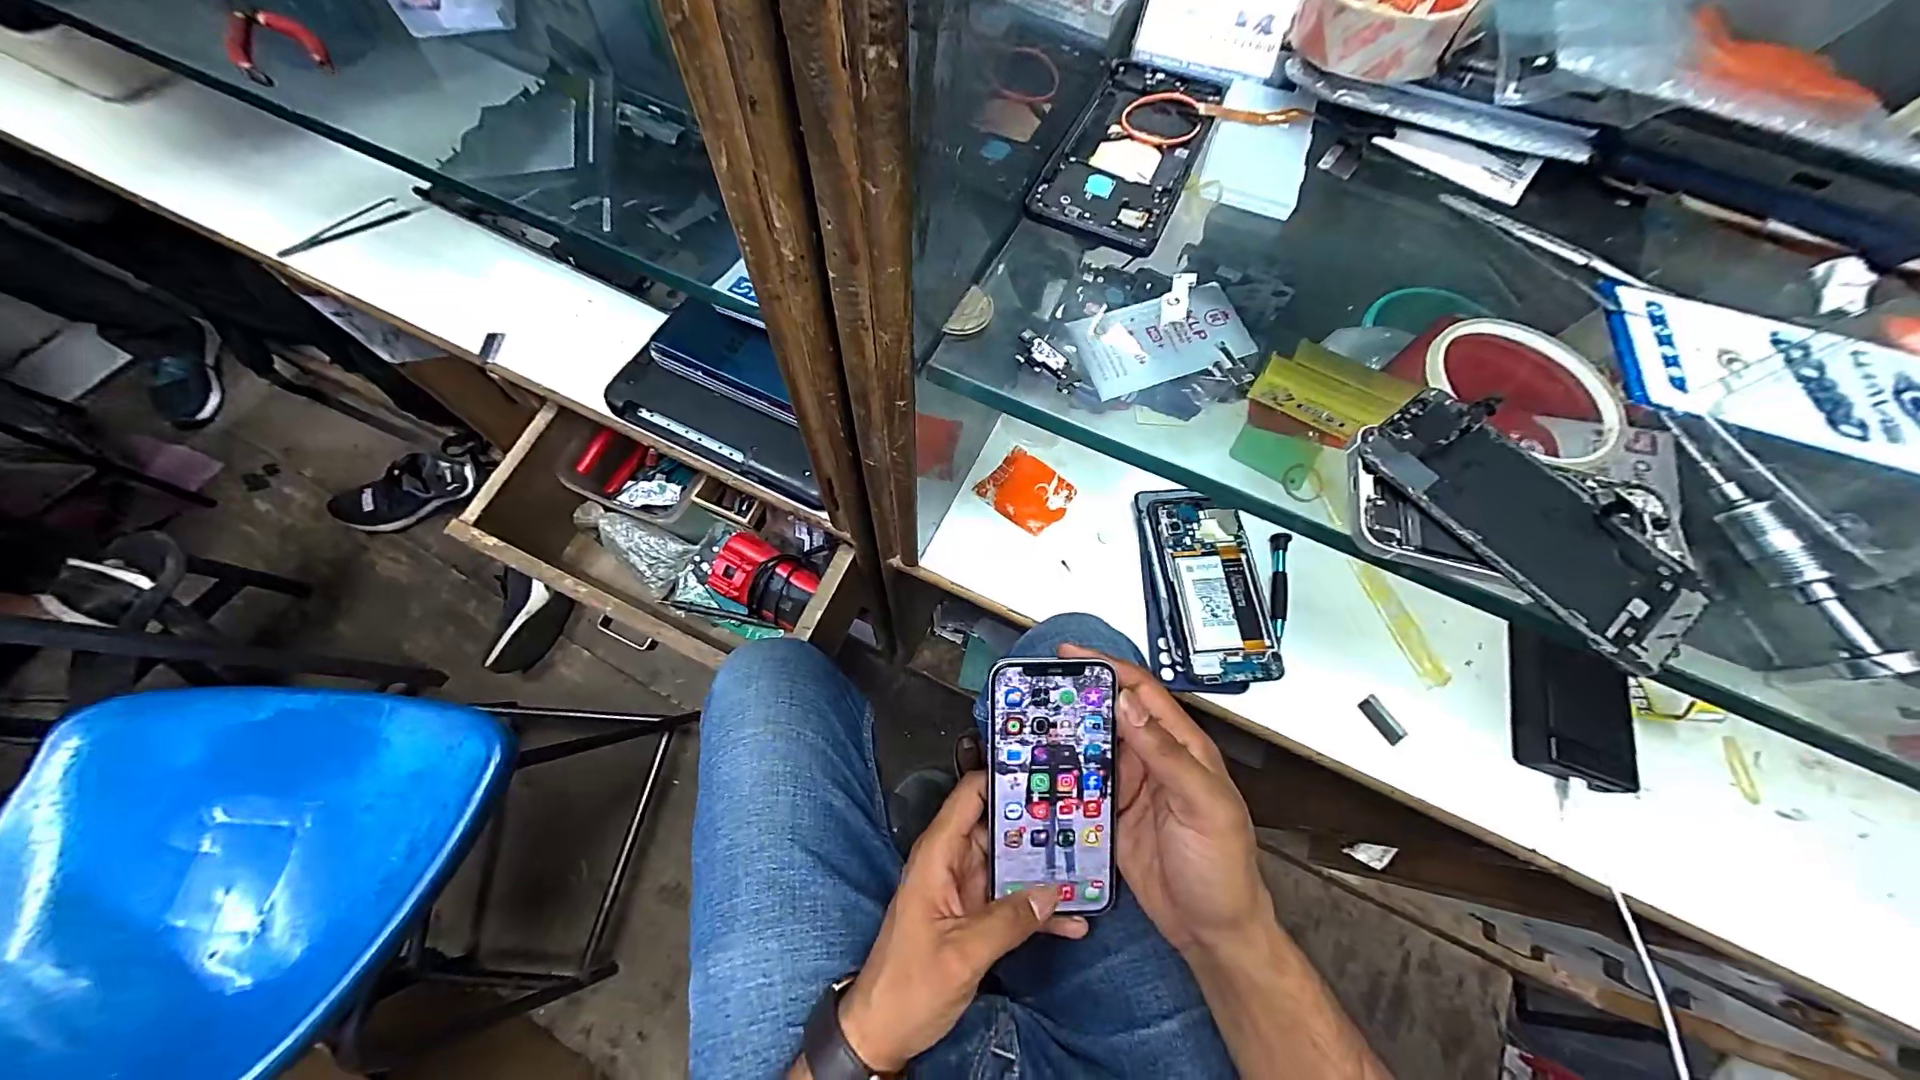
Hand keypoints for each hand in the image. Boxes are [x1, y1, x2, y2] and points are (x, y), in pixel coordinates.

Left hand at [837, 771, 1087, 1072]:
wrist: (883, 1031)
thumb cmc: (910, 984)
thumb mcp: (962, 953)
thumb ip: (1008, 919)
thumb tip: (1053, 892)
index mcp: (939, 855)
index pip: (969, 796)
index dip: (1001, 777)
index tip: (1042, 770)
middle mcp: (954, 862)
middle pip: (998, 825)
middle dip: (1036, 821)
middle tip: (1080, 816)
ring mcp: (967, 888)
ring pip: (1011, 862)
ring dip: (1044, 867)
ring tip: (1086, 863)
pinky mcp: (976, 914)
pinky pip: (1013, 899)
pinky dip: (1039, 907)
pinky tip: (1073, 919)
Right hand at [1059, 644, 1271, 957]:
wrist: (1214, 931)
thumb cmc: (1224, 868)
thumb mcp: (1203, 805)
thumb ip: (1166, 755)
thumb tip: (1129, 704)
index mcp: (1182, 748)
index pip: (1142, 693)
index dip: (1109, 668)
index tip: (1074, 654)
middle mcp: (1154, 760)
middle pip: (1112, 715)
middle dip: (1079, 697)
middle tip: (1042, 689)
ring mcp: (1133, 787)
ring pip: (1093, 747)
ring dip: (1068, 735)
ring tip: (1035, 725)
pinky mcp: (1114, 814)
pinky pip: (1085, 784)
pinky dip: (1064, 774)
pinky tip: (1045, 770)